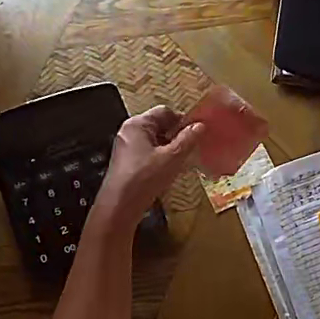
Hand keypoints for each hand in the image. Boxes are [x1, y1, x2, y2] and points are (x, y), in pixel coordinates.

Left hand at [91, 106, 203, 228]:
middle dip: (177, 135)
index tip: (198, 131)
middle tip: (193, 147)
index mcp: (137, 124)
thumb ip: (188, 140)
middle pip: (159, 126)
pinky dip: (161, 158)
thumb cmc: (144, 178)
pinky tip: (171, 170)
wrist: (120, 206)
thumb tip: (200, 126)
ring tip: (184, 160)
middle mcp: (129, 132)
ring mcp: (127, 148)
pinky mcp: (128, 163)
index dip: (182, 120)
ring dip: (171, 148)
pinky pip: (149, 153)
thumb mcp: (172, 158)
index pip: (164, 112)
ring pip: (155, 141)